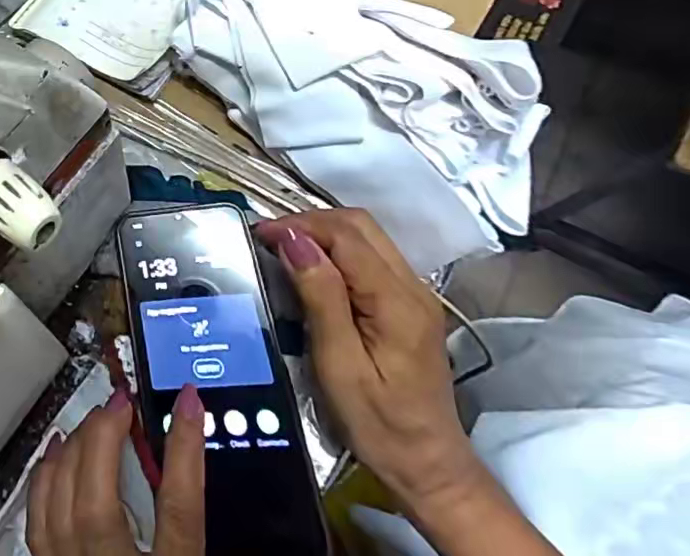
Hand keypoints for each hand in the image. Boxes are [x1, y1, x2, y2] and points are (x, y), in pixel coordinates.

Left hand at [28, 388, 204, 555]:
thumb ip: (191, 513)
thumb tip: (191, 454)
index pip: (179, 514)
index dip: (184, 451)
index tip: (188, 400)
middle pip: (100, 504)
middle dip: (105, 437)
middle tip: (122, 403)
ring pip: (59, 506)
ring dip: (74, 450)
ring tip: (93, 420)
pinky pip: (38, 523)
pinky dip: (46, 478)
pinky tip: (57, 453)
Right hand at [253, 211, 485, 511]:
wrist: (428, 466)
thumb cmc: (378, 422)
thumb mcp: (339, 364)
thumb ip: (321, 296)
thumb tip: (294, 242)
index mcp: (397, 301)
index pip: (346, 236)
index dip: (300, 227)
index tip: (261, 235)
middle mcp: (412, 287)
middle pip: (359, 225)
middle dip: (310, 222)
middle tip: (270, 239)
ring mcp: (414, 292)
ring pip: (366, 235)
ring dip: (322, 232)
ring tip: (284, 248)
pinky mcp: (407, 302)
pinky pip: (369, 254)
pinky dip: (335, 248)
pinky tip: (311, 266)